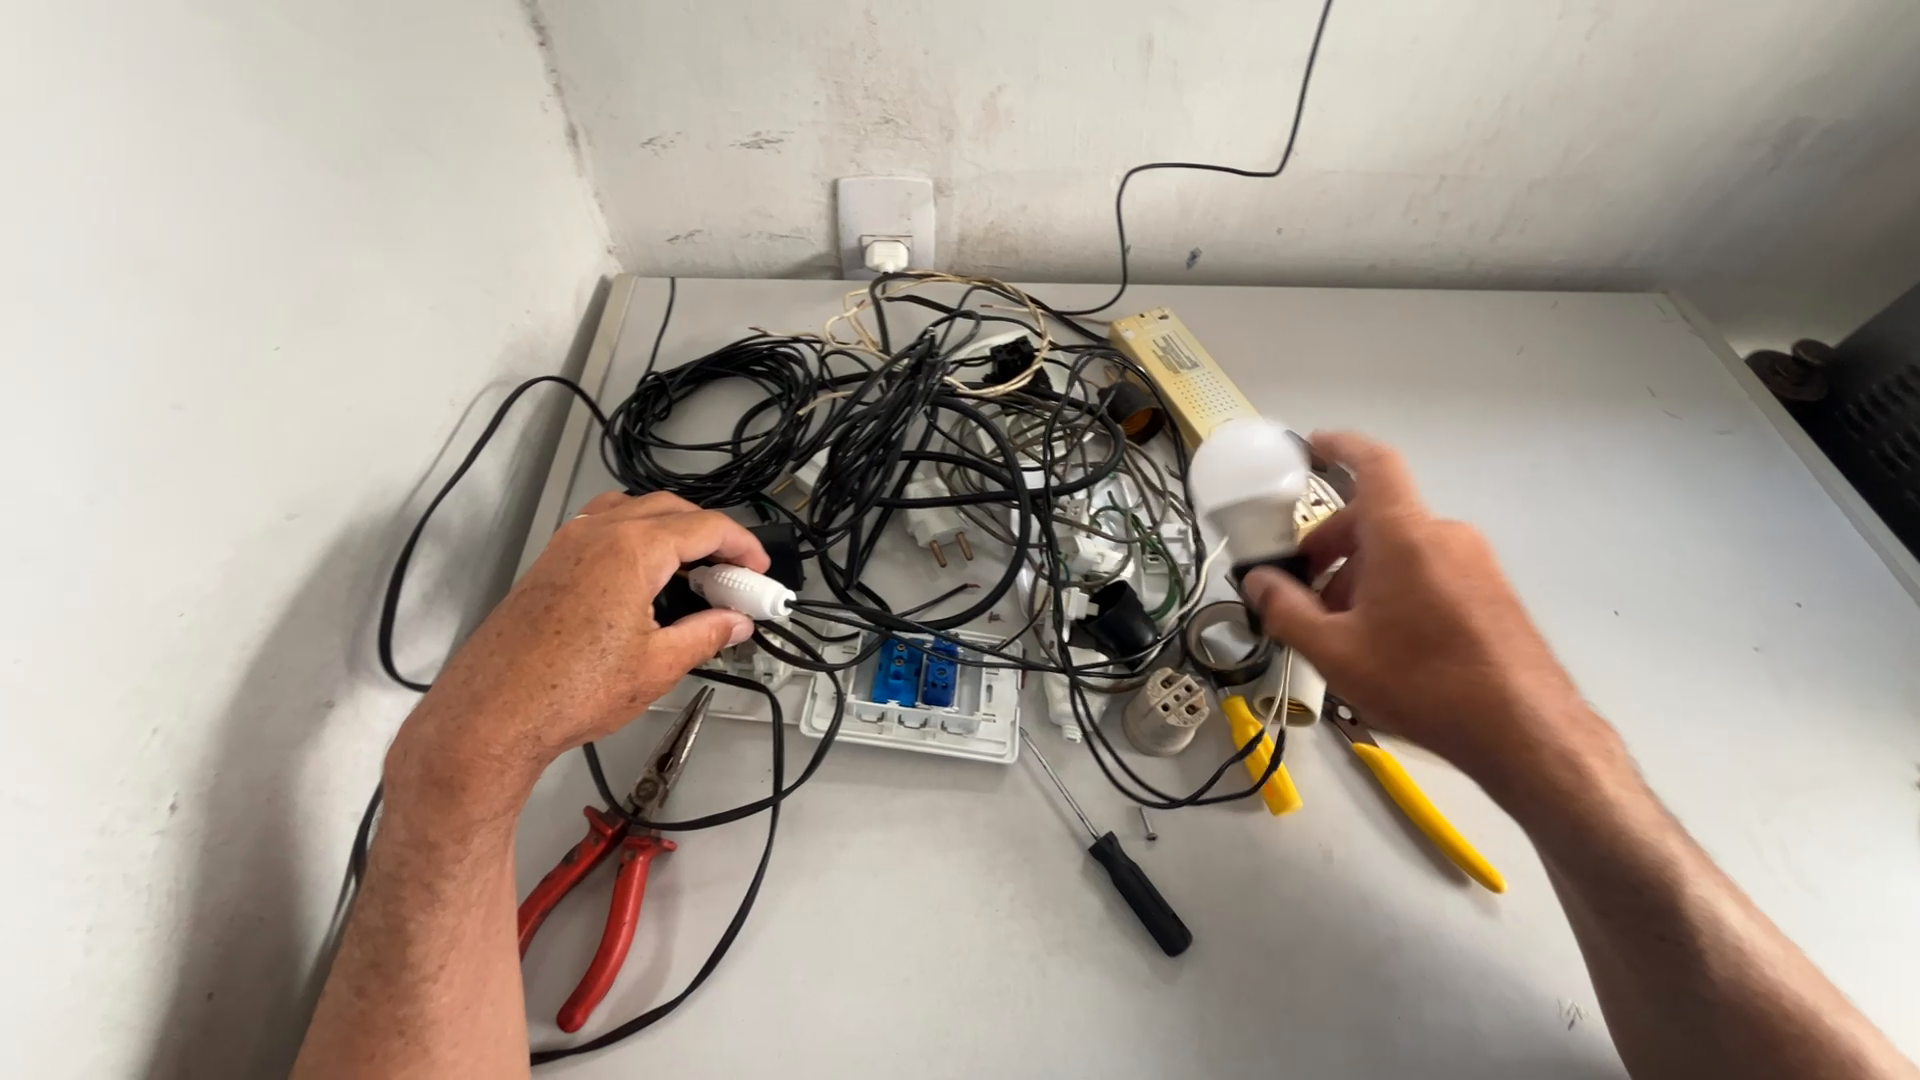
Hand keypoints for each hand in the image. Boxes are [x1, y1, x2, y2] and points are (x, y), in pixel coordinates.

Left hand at [386, 492, 768, 818]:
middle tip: (734, 572)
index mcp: (632, 549)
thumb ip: (707, 634)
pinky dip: (638, 536)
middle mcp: (599, 534)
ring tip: (694, 568)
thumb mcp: (658, 665)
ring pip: (635, 511)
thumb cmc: (570, 690)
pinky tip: (645, 576)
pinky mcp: (550, 563)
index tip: (758, 571)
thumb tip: (736, 623)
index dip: (743, 547)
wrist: (490, 715)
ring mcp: (569, 544)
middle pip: (673, 510)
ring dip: (673, 528)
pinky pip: (605, 527)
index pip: (706, 528)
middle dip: (712, 535)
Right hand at [1242, 432, 1611, 793]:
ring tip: (1338, 629)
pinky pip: (1428, 571)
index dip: (1341, 446)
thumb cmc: (1421, 682)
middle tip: (1302, 589)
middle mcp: (1444, 536)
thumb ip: (1285, 609)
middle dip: (1330, 546)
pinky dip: (1393, 587)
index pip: (1374, 465)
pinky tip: (1380, 640)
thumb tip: (1259, 581)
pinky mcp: (1492, 593)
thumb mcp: (1334, 651)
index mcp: (1405, 536)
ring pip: (1400, 550)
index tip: (1313, 445)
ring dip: (1359, 574)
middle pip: (1376, 518)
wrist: (1527, 733)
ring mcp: (1475, 564)